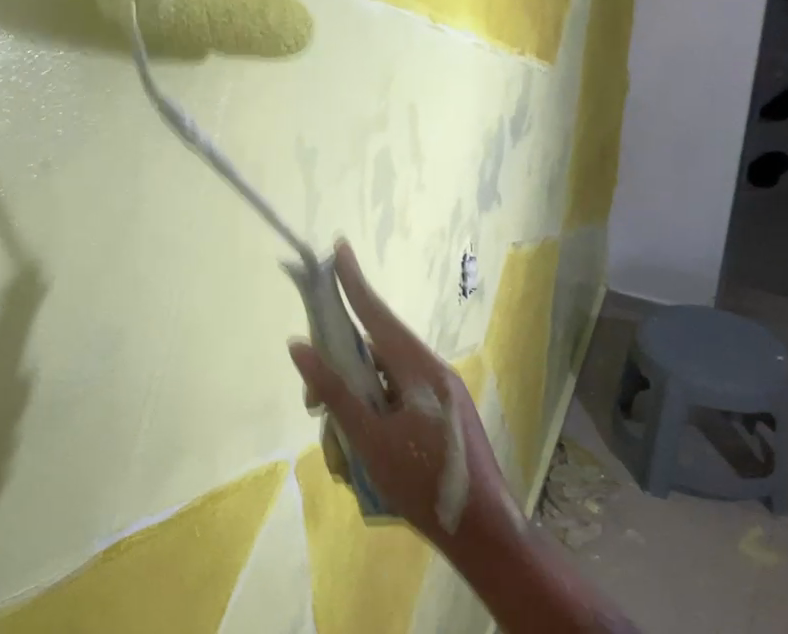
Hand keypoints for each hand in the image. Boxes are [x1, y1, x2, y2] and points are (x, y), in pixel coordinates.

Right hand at [287, 241, 515, 547]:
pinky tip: (359, 439)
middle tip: (311, 398)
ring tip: (335, 433)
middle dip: (337, 365)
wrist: (488, 538)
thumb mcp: (368, 437)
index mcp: (421, 372)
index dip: (353, 282)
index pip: (377, 315)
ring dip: (353, 395)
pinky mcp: (442, 416)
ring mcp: (441, 396)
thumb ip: (331, 388)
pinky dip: (371, 407)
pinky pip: (395, 396)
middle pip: (374, 348)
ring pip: (382, 376)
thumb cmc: (424, 482)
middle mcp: (434, 374)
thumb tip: (299, 344)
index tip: (338, 248)